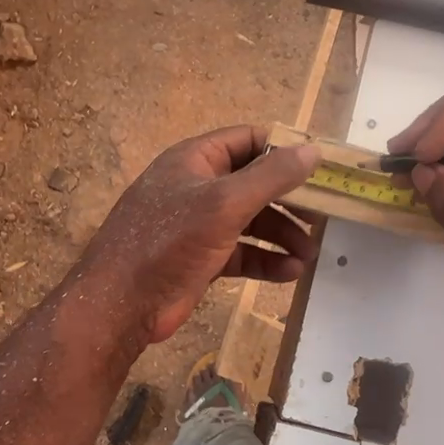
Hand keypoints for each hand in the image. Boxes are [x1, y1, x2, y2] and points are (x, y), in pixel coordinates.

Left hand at [77, 125, 321, 343]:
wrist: (120, 304)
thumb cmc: (169, 241)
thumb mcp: (225, 203)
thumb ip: (271, 176)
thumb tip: (313, 150)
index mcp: (196, 160)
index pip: (248, 140)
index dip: (284, 150)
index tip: (320, 167)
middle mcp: (198, 186)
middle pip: (255, 182)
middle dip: (289, 200)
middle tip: (323, 216)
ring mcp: (198, 224)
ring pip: (251, 220)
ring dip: (282, 235)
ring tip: (310, 254)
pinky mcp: (200, 258)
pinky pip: (242, 252)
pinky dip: (266, 260)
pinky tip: (290, 273)